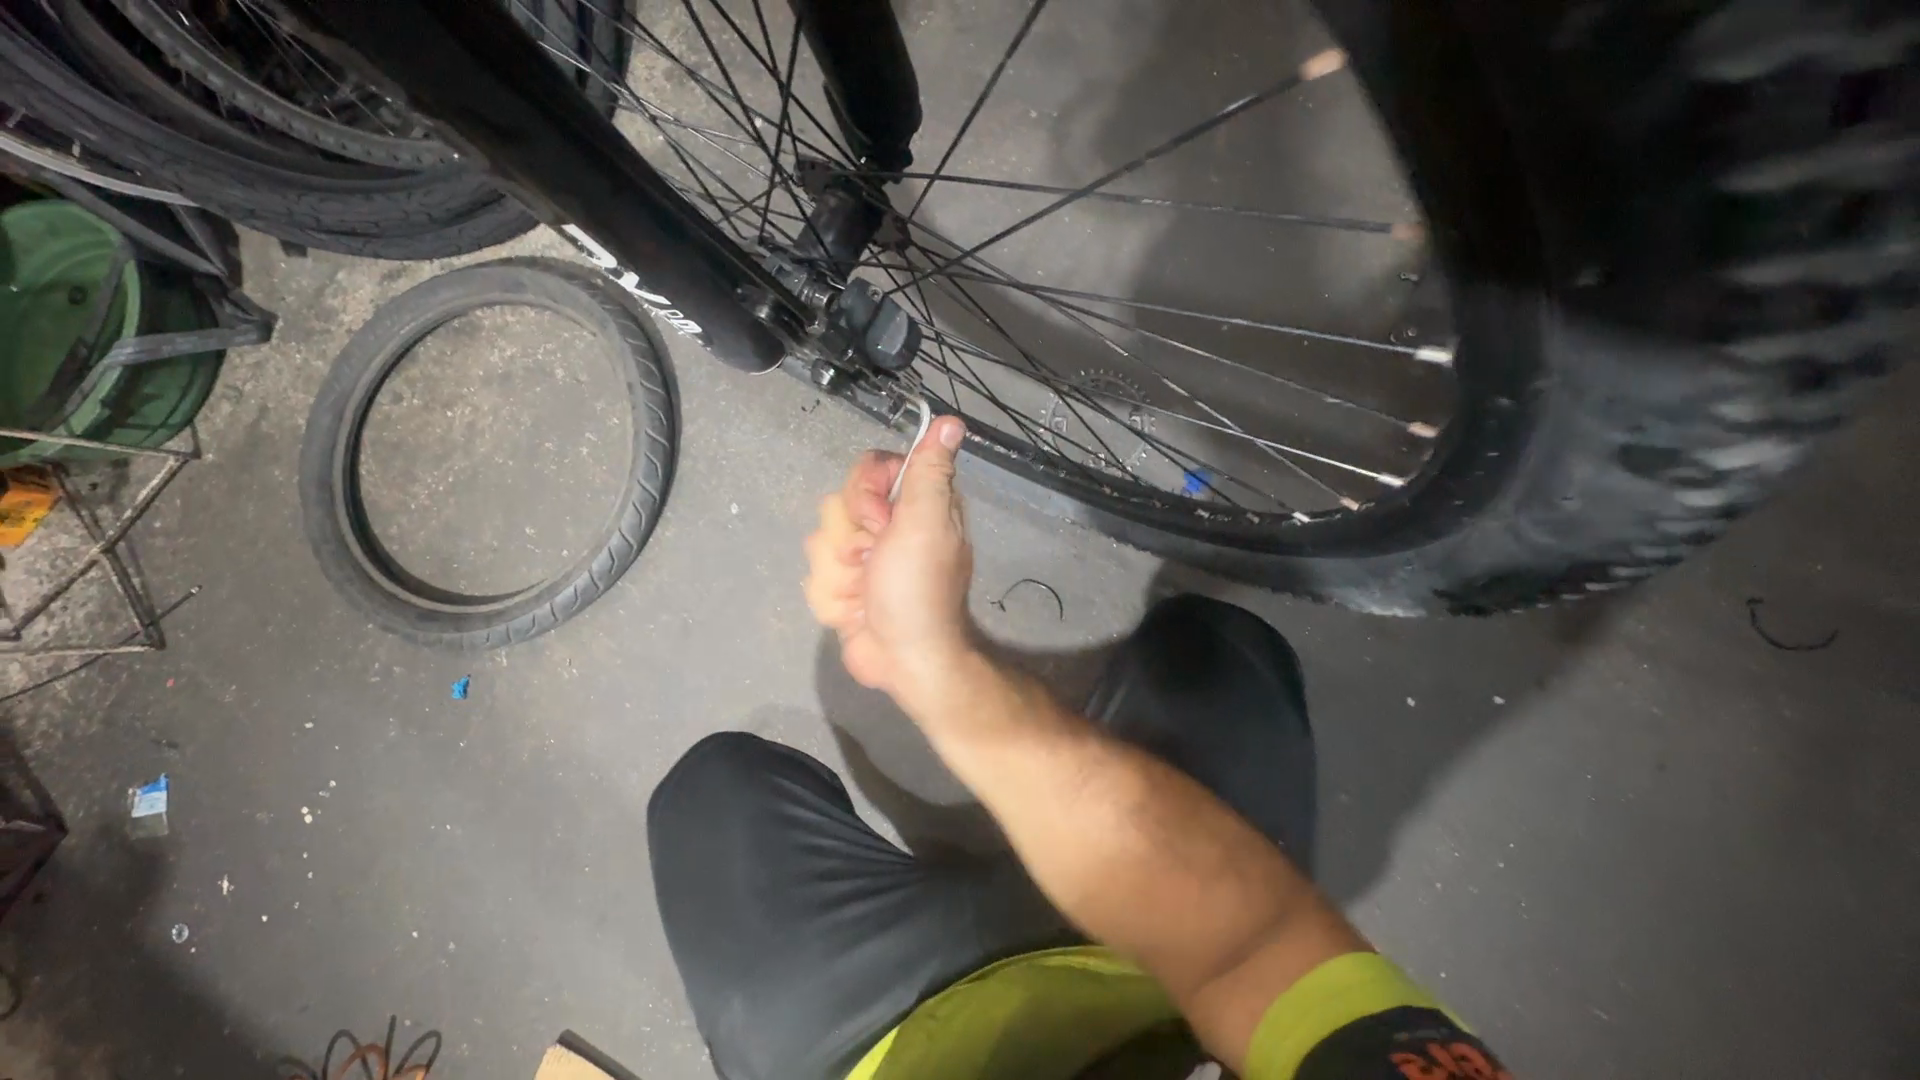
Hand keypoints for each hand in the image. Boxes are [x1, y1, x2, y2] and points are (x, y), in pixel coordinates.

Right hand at [804, 416, 973, 694]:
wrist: (904, 658)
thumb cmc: (918, 589)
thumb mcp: (928, 523)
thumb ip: (931, 472)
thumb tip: (951, 421)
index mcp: (915, 505)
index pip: (870, 467)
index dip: (865, 491)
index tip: (879, 520)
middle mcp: (888, 526)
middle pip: (838, 503)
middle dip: (849, 538)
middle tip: (874, 561)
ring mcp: (863, 558)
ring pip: (821, 541)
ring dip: (841, 573)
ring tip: (866, 592)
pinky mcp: (844, 587)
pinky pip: (816, 576)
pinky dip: (836, 598)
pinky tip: (856, 611)